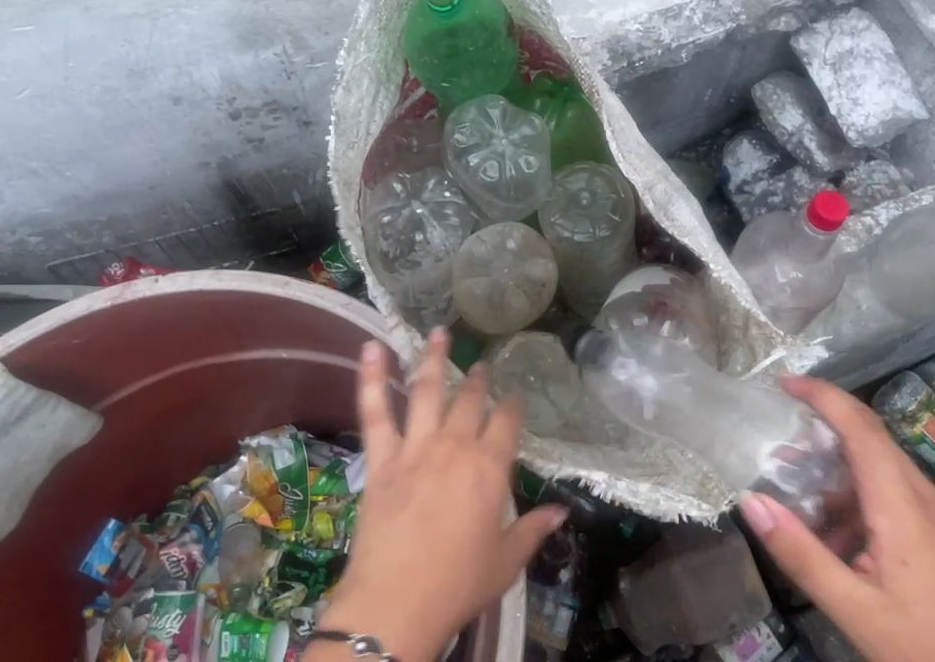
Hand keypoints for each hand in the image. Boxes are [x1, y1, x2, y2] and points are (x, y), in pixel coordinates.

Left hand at [316, 329, 565, 661]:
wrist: (397, 602)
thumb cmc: (457, 585)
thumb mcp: (506, 562)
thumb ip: (533, 529)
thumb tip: (563, 510)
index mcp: (490, 469)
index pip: (507, 423)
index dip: (513, 405)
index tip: (516, 394)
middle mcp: (455, 447)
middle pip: (470, 402)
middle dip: (478, 379)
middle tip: (481, 363)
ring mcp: (415, 448)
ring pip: (426, 390)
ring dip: (433, 358)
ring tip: (439, 331)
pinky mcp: (380, 458)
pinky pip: (375, 411)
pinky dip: (372, 377)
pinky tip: (371, 347)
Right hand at [739, 376, 934, 661]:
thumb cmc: (932, 651)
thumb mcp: (856, 611)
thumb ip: (802, 554)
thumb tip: (750, 501)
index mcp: (904, 507)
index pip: (861, 427)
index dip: (824, 395)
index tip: (785, 381)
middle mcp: (930, 499)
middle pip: (873, 445)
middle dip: (824, 439)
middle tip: (780, 456)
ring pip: (887, 477)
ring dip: (844, 483)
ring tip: (807, 514)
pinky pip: (905, 502)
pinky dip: (867, 507)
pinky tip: (849, 549)